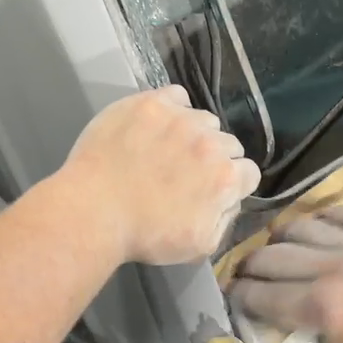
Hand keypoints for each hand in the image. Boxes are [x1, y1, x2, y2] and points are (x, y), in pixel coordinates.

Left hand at [53, 86, 259, 265]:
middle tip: (184, 172)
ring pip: (203, 119)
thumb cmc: (145, 236)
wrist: (93, 211)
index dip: (232, 183)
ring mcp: (181, 118)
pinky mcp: (152, 103)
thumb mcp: (200, 246)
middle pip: (228, 143)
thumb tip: (229, 199)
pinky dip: (172, 108)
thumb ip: (226, 218)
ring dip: (192, 133)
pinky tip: (155, 125)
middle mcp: (211, 142)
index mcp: (226, 178)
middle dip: (213, 158)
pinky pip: (177, 96)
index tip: (211, 189)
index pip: (249, 172)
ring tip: (164, 149)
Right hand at [228, 207, 342, 342]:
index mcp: (322, 308)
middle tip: (245, 270)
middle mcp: (337, 269)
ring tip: (277, 245)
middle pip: (276, 255)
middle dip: (251, 264)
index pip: (263, 294)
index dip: (239, 293)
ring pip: (306, 226)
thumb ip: (304, 331)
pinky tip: (315, 226)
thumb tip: (285, 312)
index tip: (231, 291)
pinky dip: (324, 217)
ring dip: (282, 236)